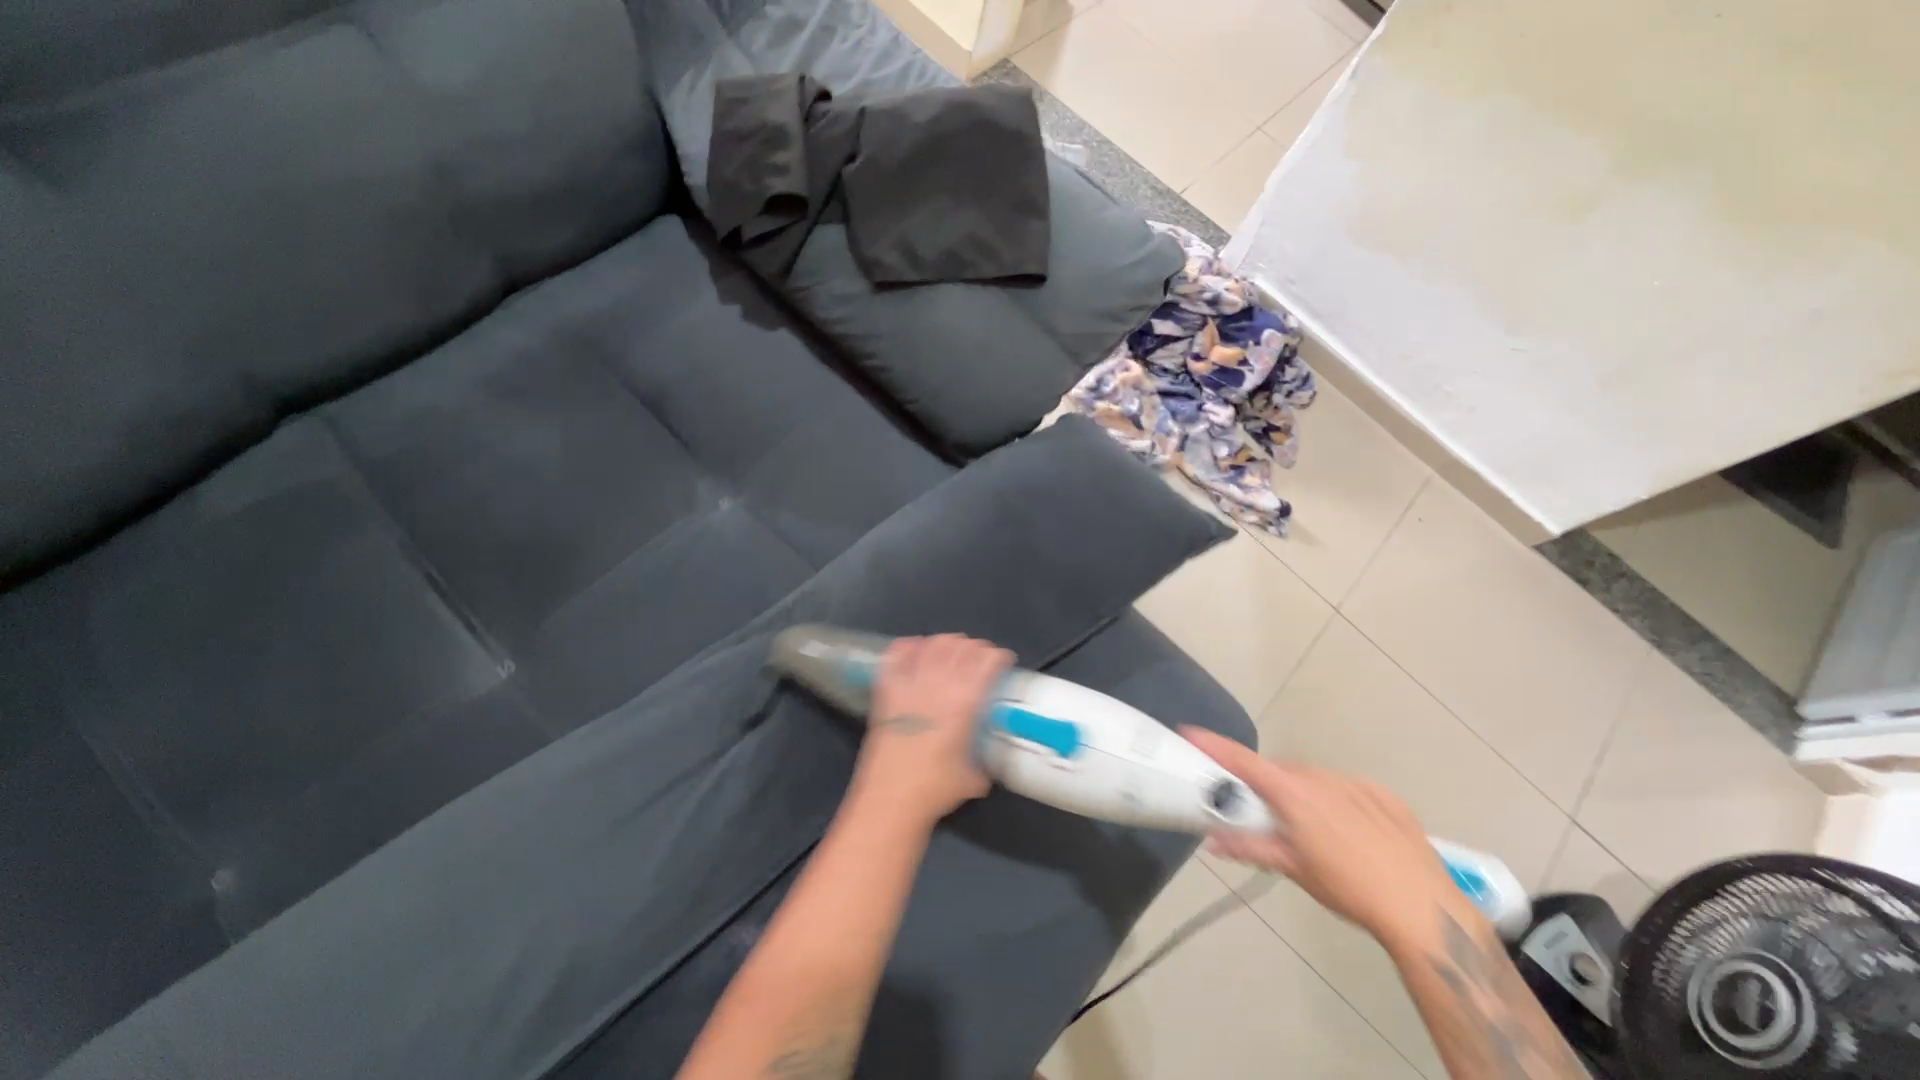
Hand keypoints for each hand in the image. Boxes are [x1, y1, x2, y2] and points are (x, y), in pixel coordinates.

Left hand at [850, 635, 1011, 828]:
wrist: (891, 799)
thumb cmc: (936, 789)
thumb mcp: (975, 776)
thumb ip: (987, 757)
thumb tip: (992, 753)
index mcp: (965, 702)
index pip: (988, 660)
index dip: (999, 657)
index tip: (1003, 663)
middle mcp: (939, 684)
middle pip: (962, 646)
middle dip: (976, 648)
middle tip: (980, 661)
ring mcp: (909, 684)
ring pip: (933, 643)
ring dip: (947, 644)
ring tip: (952, 654)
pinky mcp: (886, 690)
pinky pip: (898, 653)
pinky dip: (910, 646)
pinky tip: (917, 651)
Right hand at [1182, 727, 1468, 947]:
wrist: (1420, 906)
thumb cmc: (1348, 888)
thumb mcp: (1293, 870)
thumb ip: (1250, 848)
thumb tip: (1213, 840)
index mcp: (1296, 795)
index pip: (1245, 763)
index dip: (1216, 747)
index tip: (1192, 734)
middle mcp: (1324, 779)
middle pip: (1281, 772)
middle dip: (1265, 787)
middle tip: (1260, 816)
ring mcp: (1358, 785)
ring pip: (1315, 781)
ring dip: (1301, 795)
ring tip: (1308, 832)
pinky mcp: (1386, 796)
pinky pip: (1348, 790)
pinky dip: (1336, 802)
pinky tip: (1347, 833)